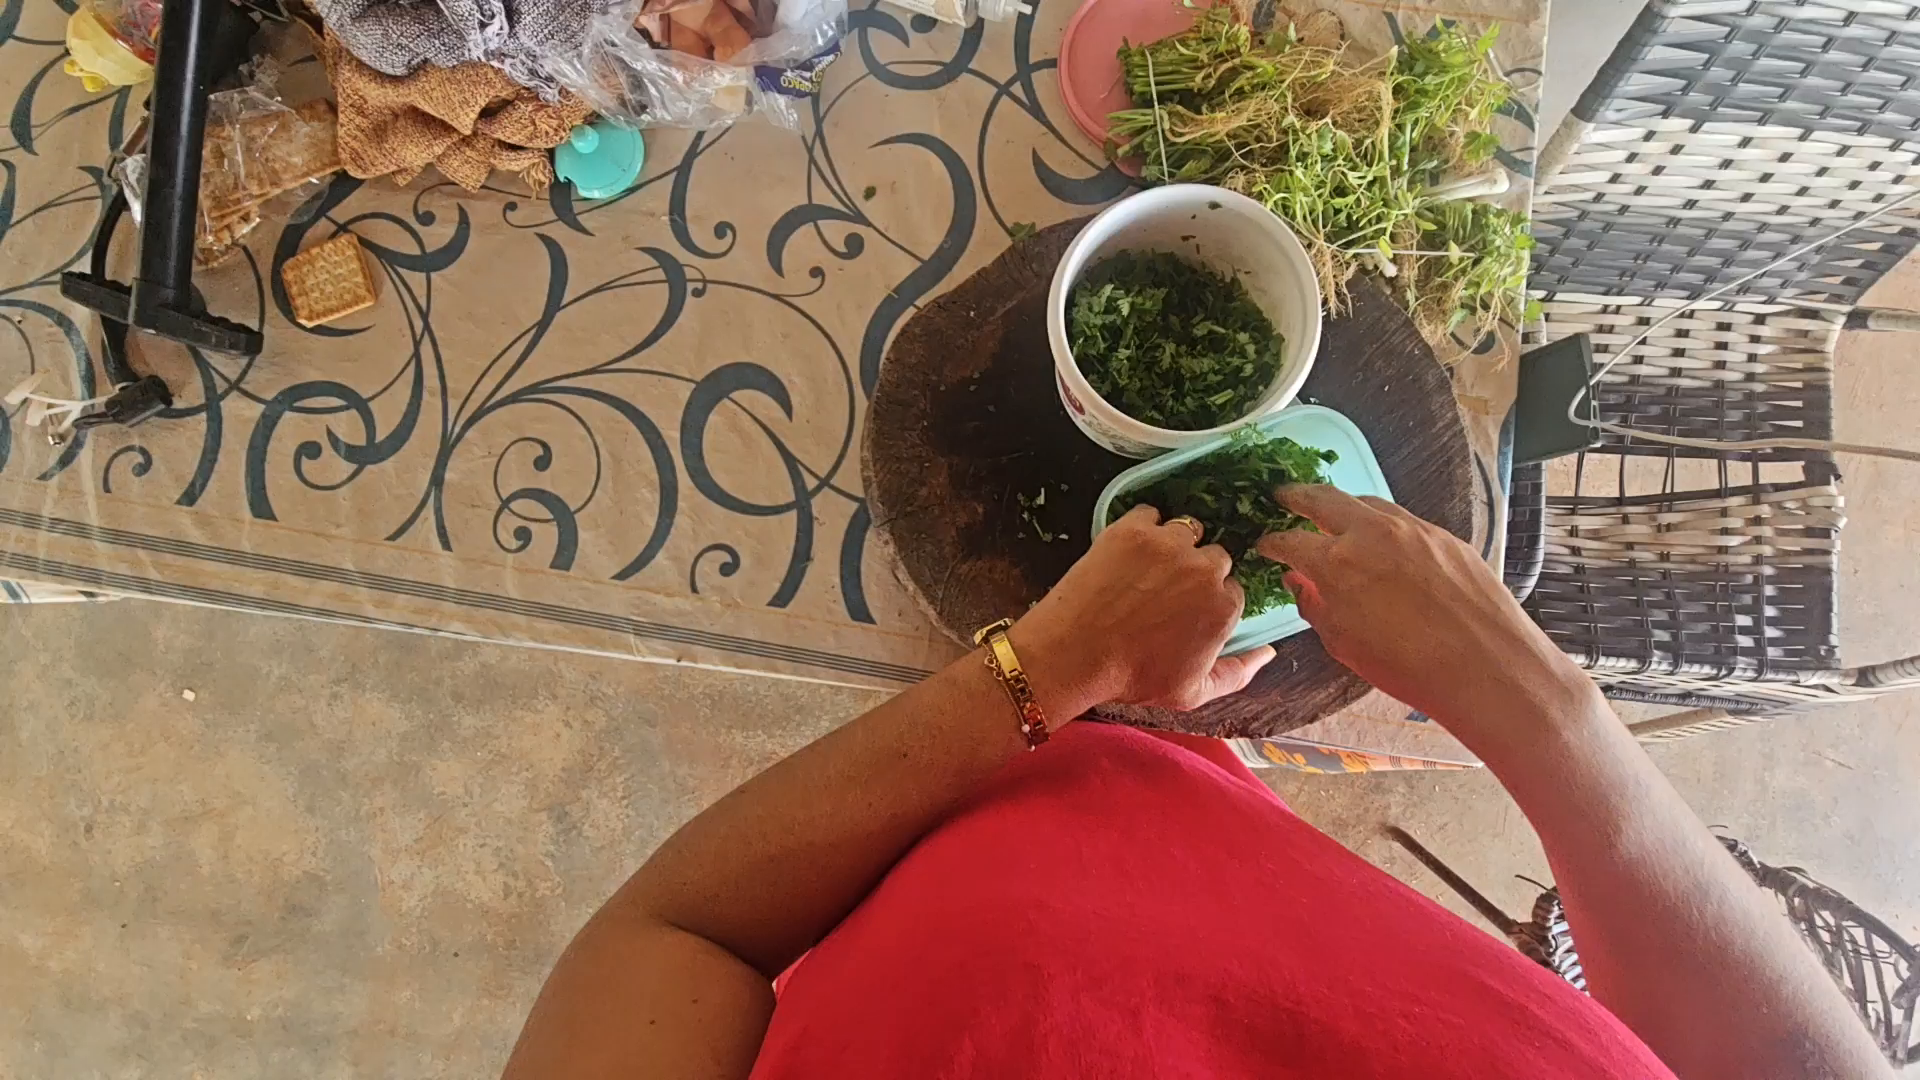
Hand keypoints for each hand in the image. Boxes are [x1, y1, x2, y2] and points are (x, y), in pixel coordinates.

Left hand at [1010, 505, 1274, 714]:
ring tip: (1148, 567)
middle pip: (1214, 557)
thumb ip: (1238, 673)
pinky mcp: (1133, 528)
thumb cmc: (1132, 677)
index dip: (1209, 599)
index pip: (1231, 590)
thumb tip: (1269, 653)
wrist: (1073, 653)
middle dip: (1196, 570)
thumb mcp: (1193, 692)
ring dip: (1174, 544)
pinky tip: (1128, 550)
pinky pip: (1150, 513)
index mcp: (1224, 606)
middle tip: (1165, 589)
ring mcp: (1168, 544)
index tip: (1186, 609)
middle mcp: (1204, 569)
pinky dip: (1143, 526)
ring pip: (1186, 530)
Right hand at [1255, 485, 1598, 727]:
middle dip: (1296, 495)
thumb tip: (1299, 582)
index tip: (1264, 545)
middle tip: (1282, 496)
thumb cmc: (1406, 665)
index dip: (1271, 542)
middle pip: (1323, 498)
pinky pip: (1401, 519)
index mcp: (1336, 562)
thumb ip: (1314, 604)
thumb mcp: (1342, 642)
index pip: (1289, 541)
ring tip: (1330, 514)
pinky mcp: (1444, 537)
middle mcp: (1371, 534)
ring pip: (1366, 502)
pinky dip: (1378, 522)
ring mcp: (1412, 530)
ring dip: (1341, 505)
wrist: (1490, 669)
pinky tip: (1379, 540)